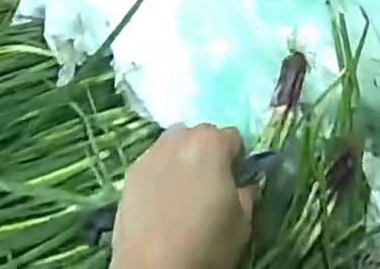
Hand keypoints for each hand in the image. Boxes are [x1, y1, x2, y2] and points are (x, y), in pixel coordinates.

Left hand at [112, 126, 253, 268]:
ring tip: (182, 192)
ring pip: (175, 144)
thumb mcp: (243, 222)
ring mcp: (153, 153)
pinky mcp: (131, 172)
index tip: (234, 184)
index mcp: (212, 142)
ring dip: (183, 158)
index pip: (234, 138)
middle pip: (202, 135)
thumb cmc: (205, 245)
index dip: (237, 161)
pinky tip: (160, 202)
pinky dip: (160, 174)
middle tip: (208, 187)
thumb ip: (248, 192)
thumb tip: (245, 183)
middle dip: (208, 155)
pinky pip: (154, 163)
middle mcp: (182, 137)